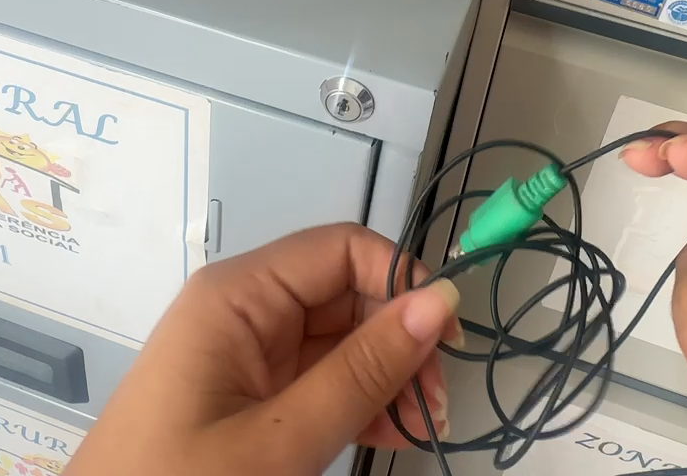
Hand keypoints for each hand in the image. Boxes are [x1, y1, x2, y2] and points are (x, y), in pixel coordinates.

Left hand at [69, 222, 459, 475]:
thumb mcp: (279, 438)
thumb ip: (363, 370)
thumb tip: (442, 298)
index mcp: (241, 292)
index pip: (341, 248)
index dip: (398, 279)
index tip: (445, 336)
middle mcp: (247, 307)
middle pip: (346, 293)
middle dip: (399, 338)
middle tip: (437, 402)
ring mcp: (249, 351)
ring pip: (341, 337)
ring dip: (388, 375)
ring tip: (422, 427)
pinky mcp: (252, 392)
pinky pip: (321, 376)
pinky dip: (361, 400)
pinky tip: (391, 433)